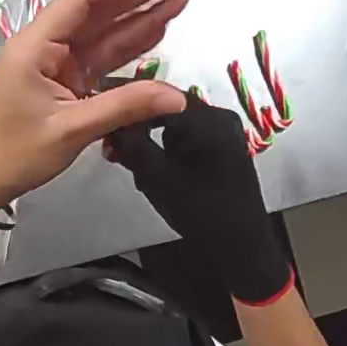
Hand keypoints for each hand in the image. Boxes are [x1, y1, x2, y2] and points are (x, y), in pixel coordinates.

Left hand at [0, 0, 193, 209]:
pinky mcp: (63, 83)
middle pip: (98, 9)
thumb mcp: (71, 130)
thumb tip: (177, 98)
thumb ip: (125, 107)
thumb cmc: (16, 154)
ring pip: (103, 32)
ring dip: (140, 15)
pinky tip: (157, 30)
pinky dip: (128, 47)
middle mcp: (45, 46)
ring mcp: (55, 64)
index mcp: (36, 45)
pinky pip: (100, 58)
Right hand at [107, 92, 292, 303]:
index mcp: (208, 119)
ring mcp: (224, 135)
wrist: (241, 247)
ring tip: (139, 172)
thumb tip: (111, 124)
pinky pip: (186, 142)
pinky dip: (167, 155)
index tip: (104, 122)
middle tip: (117, 153)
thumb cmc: (202, 212)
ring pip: (173, 129)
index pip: (158, 98)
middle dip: (139, 132)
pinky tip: (158, 179)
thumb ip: (133, 146)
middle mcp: (219, 118)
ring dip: (152, 146)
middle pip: (165, 112)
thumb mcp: (159, 178)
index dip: (128, 108)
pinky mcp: (222, 152)